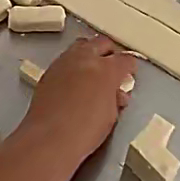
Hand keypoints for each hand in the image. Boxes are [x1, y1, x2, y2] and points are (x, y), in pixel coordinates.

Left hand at [17, 36, 133, 157]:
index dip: (130, 66)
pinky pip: (65, 58)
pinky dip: (74, 64)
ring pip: (81, 45)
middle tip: (113, 66)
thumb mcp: (111, 116)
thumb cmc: (85, 130)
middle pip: (101, 43)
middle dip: (110, 52)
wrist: (50, 137)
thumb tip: (116, 94)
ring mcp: (64, 62)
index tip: (130, 72)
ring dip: (90, 53)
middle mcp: (85, 58)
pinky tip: (74, 80)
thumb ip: (115, 98)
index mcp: (106, 69)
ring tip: (93, 70)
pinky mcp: (49, 70)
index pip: (125, 59)